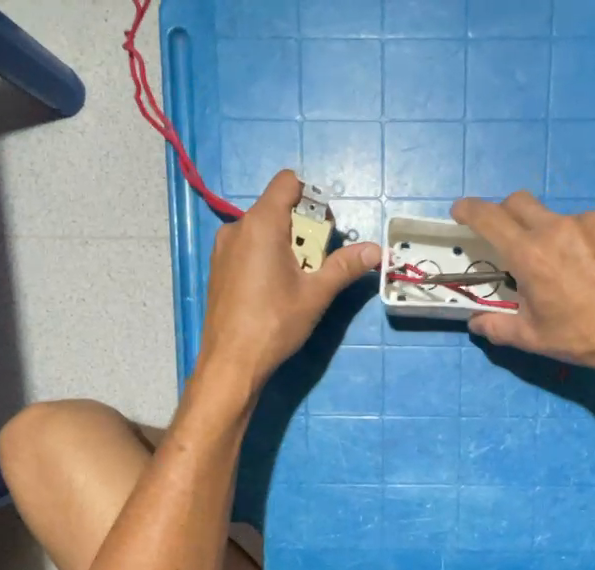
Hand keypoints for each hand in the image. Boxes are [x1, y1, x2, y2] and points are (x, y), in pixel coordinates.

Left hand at [197, 171, 380, 387]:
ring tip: (299, 279)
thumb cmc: (274, 324)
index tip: (326, 227)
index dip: (312, 196)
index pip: (288, 182)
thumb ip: (344, 267)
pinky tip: (275, 289)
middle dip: (304, 227)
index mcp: (261, 224)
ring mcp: (223, 248)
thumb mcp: (315, 295)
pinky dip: (267, 256)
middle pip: (277, 207)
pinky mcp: (219, 268)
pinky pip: (248, 247)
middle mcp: (237, 227)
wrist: (231, 362)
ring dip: (286, 243)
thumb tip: (375, 250)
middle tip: (319, 261)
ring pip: (262, 229)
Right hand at [451, 193, 594, 375]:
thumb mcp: (532, 338)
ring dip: (547, 234)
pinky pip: (585, 223)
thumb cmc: (581, 338)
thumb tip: (475, 323)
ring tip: (563, 268)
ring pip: (555, 217)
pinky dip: (578, 238)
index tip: (460, 211)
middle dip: (505, 215)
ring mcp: (589, 222)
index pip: (489, 218)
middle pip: (518, 203)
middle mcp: (556, 228)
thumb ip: (496, 326)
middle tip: (507, 239)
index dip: (469, 210)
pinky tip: (590, 266)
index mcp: (530, 255)